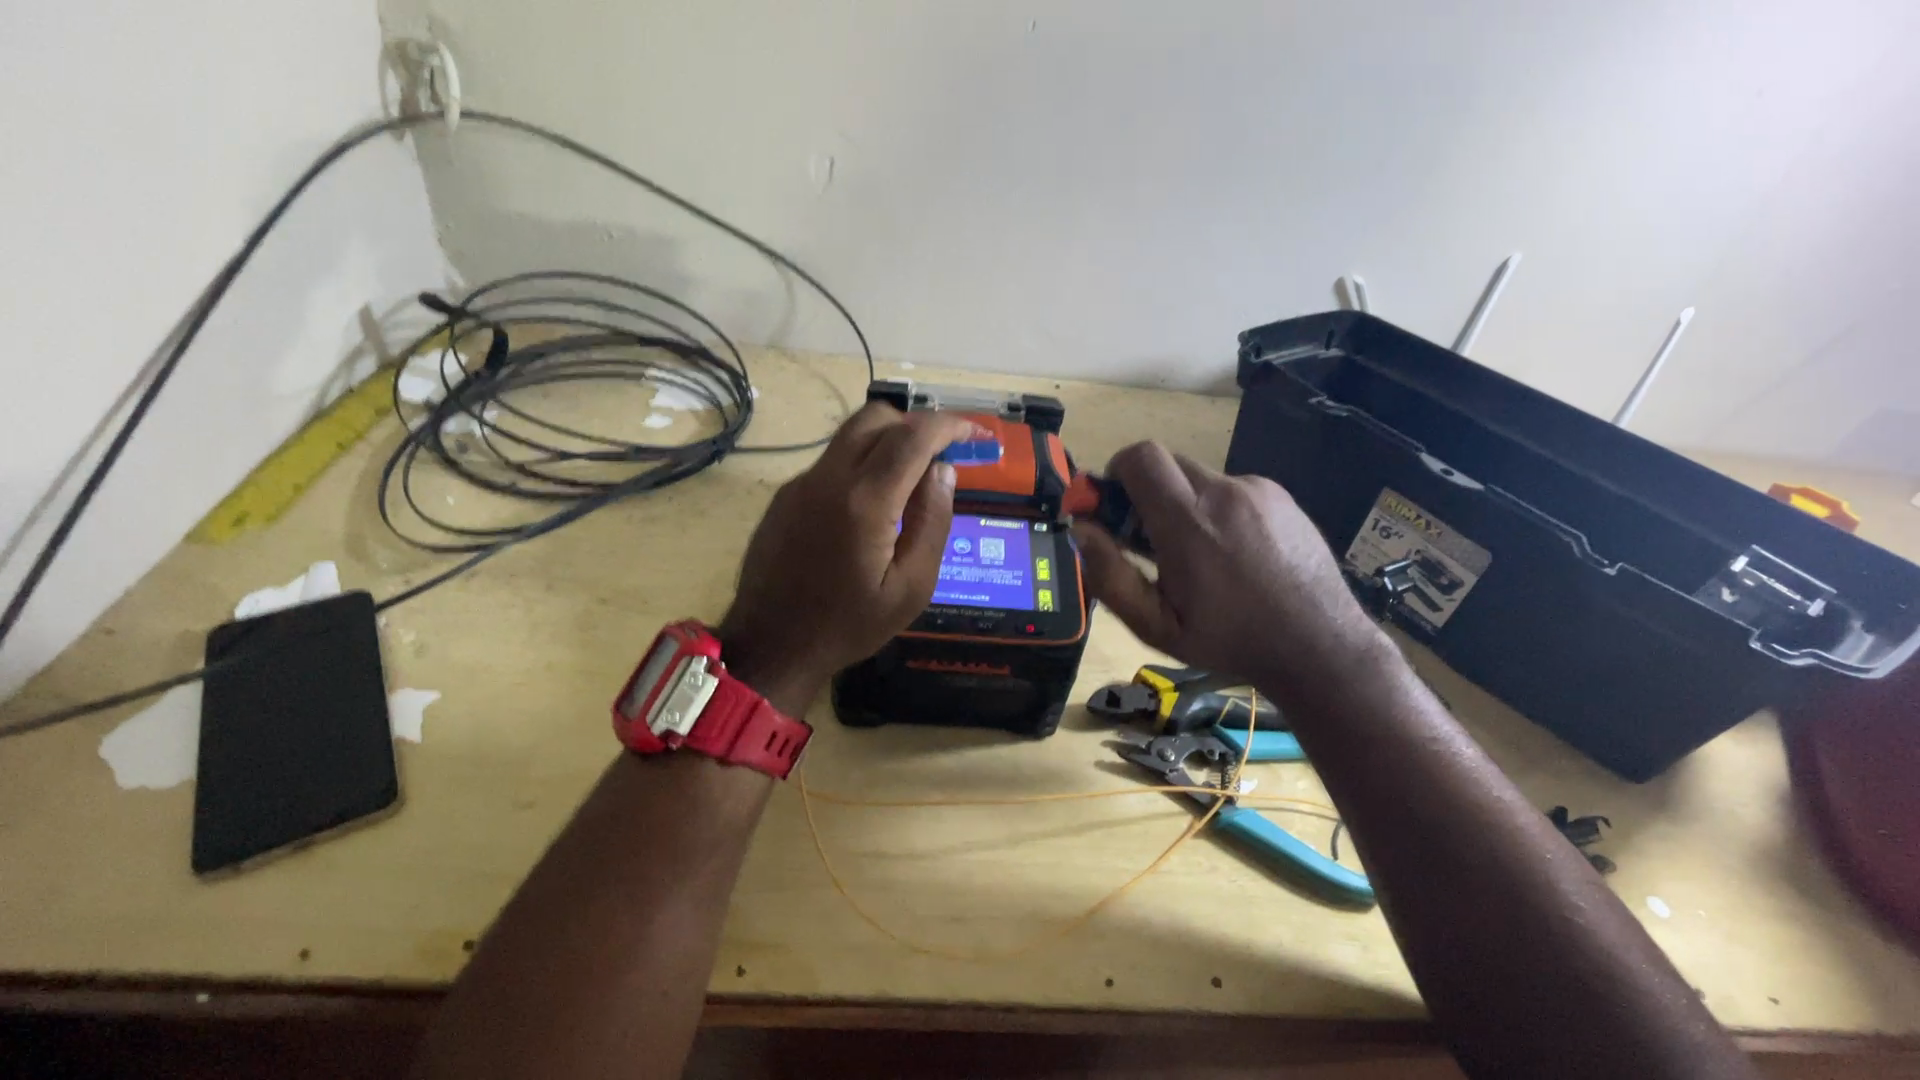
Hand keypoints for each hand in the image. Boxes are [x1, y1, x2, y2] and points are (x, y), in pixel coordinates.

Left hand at [718, 403, 976, 714]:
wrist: (771, 646)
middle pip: (877, 417)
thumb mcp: (911, 588)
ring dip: (887, 442)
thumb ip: (933, 523)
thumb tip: (944, 471)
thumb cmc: (849, 626)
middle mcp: (828, 479)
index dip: (951, 425)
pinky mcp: (786, 496)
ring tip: (910, 481)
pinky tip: (870, 509)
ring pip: (850, 435)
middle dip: (916, 425)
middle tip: (942, 456)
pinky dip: (861, 464)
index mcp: (865, 502)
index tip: (976, 435)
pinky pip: (831, 462)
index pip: (914, 436)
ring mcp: (801, 484)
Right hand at [1073, 441, 1388, 697]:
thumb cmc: (1230, 641)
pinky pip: (1233, 490)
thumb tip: (1080, 530)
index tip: (1113, 507)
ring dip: (1185, 505)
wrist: (1320, 646)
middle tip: (1150, 539)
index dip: (1117, 472)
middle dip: (1147, 493)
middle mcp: (1224, 492)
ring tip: (1201, 557)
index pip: (1140, 457)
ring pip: (1201, 478)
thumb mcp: (1157, 626)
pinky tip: (1236, 555)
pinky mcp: (1282, 496)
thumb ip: (1110, 576)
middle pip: (1167, 463)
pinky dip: (1220, 512)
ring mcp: (1258, 490)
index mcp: (1189, 522)